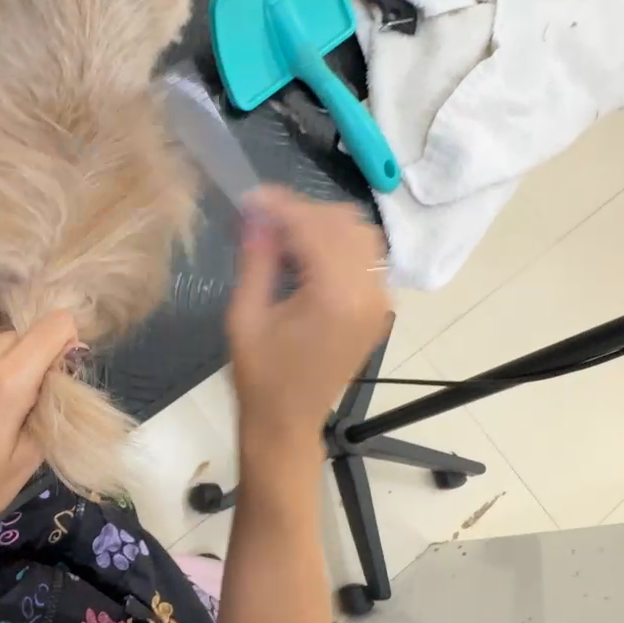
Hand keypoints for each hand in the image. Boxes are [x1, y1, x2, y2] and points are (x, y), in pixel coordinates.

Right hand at [227, 186, 390, 454]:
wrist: (287, 423)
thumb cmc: (259, 377)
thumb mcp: (244, 317)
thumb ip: (256, 261)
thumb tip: (255, 214)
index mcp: (333, 296)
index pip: (313, 226)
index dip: (280, 206)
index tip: (250, 199)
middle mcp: (367, 292)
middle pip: (343, 222)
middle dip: (302, 212)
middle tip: (262, 220)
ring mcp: (379, 301)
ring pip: (361, 235)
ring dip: (323, 226)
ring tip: (283, 238)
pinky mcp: (378, 309)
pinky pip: (366, 259)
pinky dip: (338, 246)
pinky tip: (306, 259)